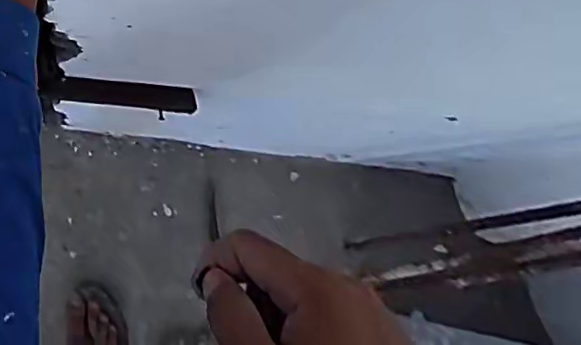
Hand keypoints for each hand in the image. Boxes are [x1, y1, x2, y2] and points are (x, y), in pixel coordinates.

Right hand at [197, 231, 404, 344]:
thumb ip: (230, 316)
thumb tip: (217, 280)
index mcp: (320, 287)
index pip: (245, 245)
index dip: (213, 264)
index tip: (203, 302)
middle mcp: (352, 290)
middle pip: (276, 271)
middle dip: (250, 301)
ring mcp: (378, 318)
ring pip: (304, 298)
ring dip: (279, 322)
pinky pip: (334, 320)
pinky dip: (311, 336)